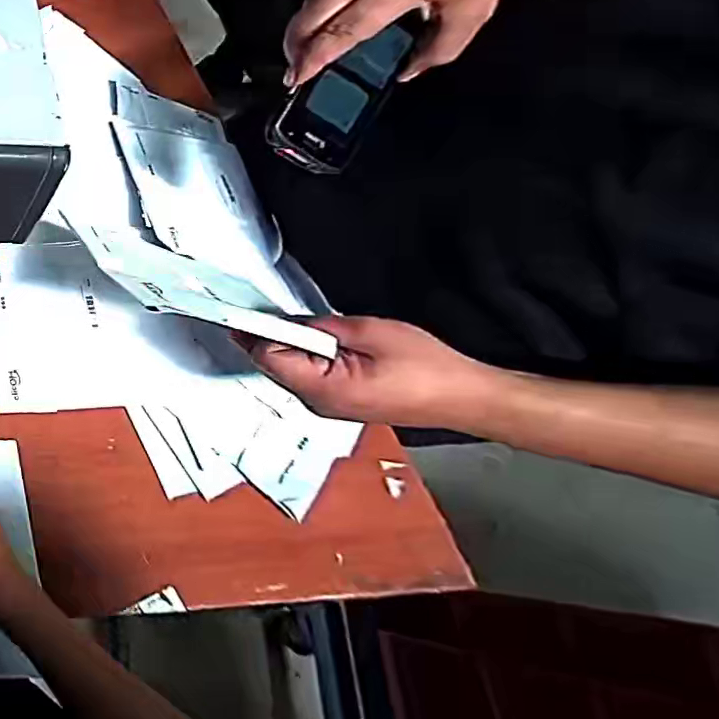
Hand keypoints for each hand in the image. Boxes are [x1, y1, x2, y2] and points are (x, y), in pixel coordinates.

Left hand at [246, 315, 505, 426]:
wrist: (473, 398)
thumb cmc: (428, 367)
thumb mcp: (366, 332)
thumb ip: (317, 327)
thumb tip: (283, 321)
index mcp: (321, 389)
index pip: (267, 357)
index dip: (256, 331)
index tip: (245, 310)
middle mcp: (317, 404)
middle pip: (272, 364)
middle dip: (270, 336)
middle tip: (276, 312)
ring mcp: (327, 407)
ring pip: (288, 369)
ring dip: (290, 346)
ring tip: (308, 328)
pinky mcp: (339, 403)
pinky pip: (306, 376)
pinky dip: (305, 357)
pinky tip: (320, 343)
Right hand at [284, 0, 540, 86]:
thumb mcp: (473, 10)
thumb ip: (441, 49)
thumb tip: (405, 73)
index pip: (345, 29)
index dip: (317, 56)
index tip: (299, 77)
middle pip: (311, 17)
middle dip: (295, 47)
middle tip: (294, 69)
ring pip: (307, 3)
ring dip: (300, 30)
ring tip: (303, 48)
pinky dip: (310, 7)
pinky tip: (316, 19)